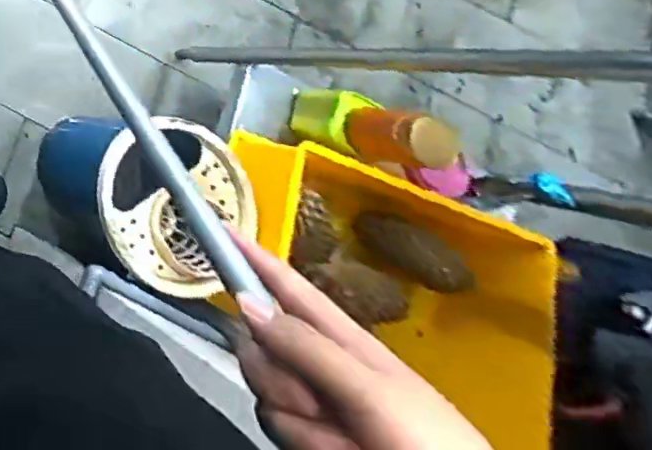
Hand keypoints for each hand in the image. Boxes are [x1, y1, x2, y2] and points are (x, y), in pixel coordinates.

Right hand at [230, 232, 489, 449]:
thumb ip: (306, 345)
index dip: (252, 255)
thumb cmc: (432, 447)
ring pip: (262, 382)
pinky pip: (273, 421)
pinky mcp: (310, 436)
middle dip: (276, 371)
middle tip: (316, 401)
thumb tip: (244, 301)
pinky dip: (302, 441)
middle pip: (258, 339)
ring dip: (295, 413)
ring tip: (343, 441)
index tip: (219, 225)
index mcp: (344, 341)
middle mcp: (322, 365)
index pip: (287, 286)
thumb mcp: (375, 392)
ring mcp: (317, 403)